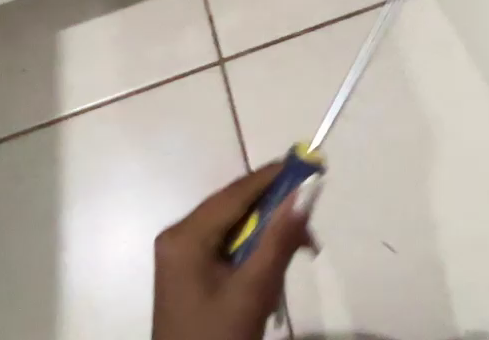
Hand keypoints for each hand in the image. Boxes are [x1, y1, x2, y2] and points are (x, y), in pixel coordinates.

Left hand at [152, 163, 319, 339]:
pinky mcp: (187, 273)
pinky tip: (272, 266)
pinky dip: (251, 251)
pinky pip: (225, 246)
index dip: (272, 177)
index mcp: (185, 236)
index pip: (235, 193)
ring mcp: (180, 255)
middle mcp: (178, 236)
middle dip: (274, 212)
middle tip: (310, 224)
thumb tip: (303, 194)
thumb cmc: (219, 338)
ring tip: (300, 249)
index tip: (306, 165)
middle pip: (234, 208)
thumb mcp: (254, 290)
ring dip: (266, 235)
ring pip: (232, 227)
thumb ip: (279, 239)